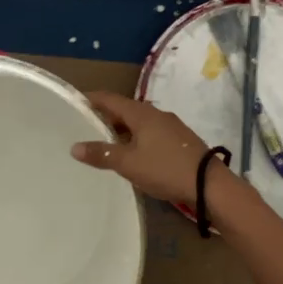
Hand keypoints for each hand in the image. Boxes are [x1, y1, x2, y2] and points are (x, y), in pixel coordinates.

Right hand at [70, 90, 214, 206]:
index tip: (74, 104)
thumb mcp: (128, 164)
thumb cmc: (165, 169)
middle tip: (84, 126)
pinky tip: (131, 152)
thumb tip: (74, 147)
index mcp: (141, 113)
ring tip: (103, 142)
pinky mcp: (178, 140)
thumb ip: (101, 154)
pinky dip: (135, 137)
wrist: (208, 184)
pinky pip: (149, 132)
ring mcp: (170, 126)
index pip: (110, 99)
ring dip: (120, 129)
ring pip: (138, 122)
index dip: (91, 99)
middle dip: (104, 116)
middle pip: (124, 109)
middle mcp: (156, 114)